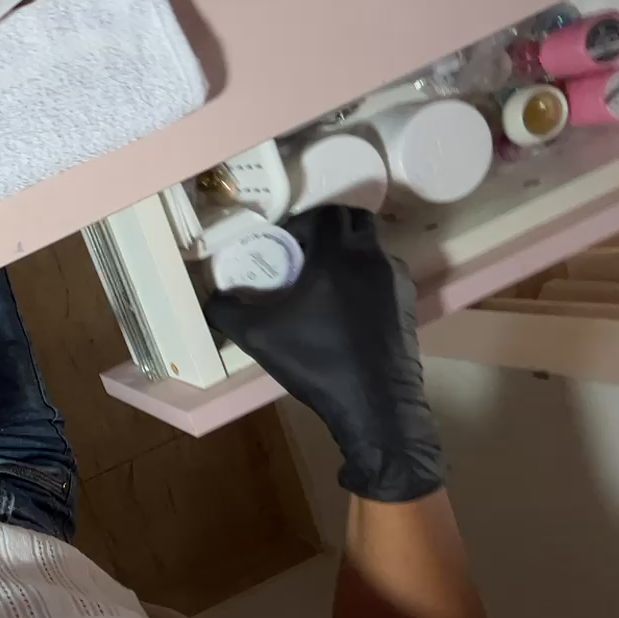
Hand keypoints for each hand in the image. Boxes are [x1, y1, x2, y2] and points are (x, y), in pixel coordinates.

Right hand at [204, 207, 445, 502]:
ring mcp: (395, 282)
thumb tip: (213, 298)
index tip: (280, 242)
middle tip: (298, 253)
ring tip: (315, 282)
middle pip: (354, 221)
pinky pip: (379, 274)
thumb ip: (225, 310)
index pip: (325, 214)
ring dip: (343, 253)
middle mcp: (371, 260)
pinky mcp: (405, 304)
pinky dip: (357, 276)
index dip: (300, 221)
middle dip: (325, 229)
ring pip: (369, 248)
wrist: (373, 403)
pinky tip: (337, 308)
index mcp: (336, 259)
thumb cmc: (314, 361)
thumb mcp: (254, 336)